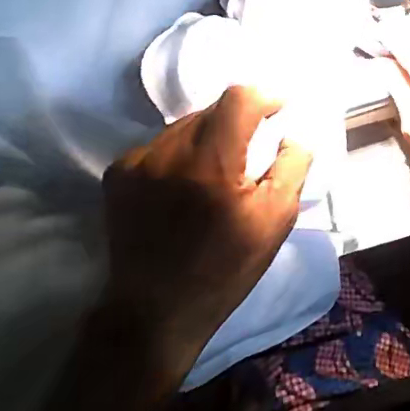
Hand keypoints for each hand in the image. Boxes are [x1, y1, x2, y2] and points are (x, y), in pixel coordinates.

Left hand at [100, 86, 312, 383]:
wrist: (155, 312)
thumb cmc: (225, 268)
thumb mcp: (276, 220)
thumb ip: (292, 166)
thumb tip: (291, 135)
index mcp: (212, 162)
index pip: (238, 98)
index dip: (264, 98)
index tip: (277, 111)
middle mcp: (169, 151)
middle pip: (211, 109)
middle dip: (236, 120)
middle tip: (250, 149)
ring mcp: (137, 160)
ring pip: (183, 125)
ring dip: (207, 137)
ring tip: (216, 171)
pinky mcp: (117, 174)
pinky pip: (159, 145)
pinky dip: (179, 154)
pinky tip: (184, 186)